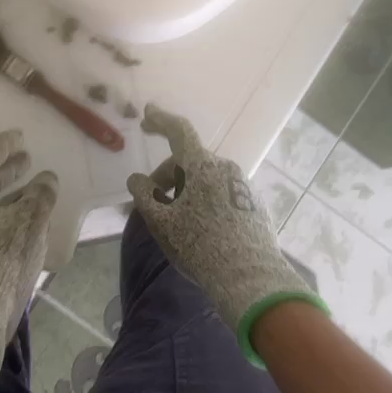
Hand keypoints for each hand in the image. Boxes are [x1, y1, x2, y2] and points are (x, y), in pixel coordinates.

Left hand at [0, 130, 57, 392]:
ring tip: (36, 193)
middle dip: (7, 171)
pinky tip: (32, 231)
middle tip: (26, 159)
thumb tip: (47, 179)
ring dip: (12, 198)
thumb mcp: (28, 220)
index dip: (2, 146)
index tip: (19, 136)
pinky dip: (13, 222)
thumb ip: (40, 195)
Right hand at [130, 105, 325, 362]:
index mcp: (201, 165)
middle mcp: (225, 168)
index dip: (160, 120)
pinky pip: (223, 195)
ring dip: (187, 191)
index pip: (178, 131)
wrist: (249, 277)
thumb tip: (137, 179)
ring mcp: (242, 187)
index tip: (147, 115)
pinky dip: (206, 203)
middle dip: (168, 176)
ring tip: (177, 221)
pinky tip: (201, 231)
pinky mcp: (254, 206)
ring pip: (206, 179)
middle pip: (189, 162)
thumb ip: (144, 194)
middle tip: (152, 202)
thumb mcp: (160, 222)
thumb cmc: (198, 245)